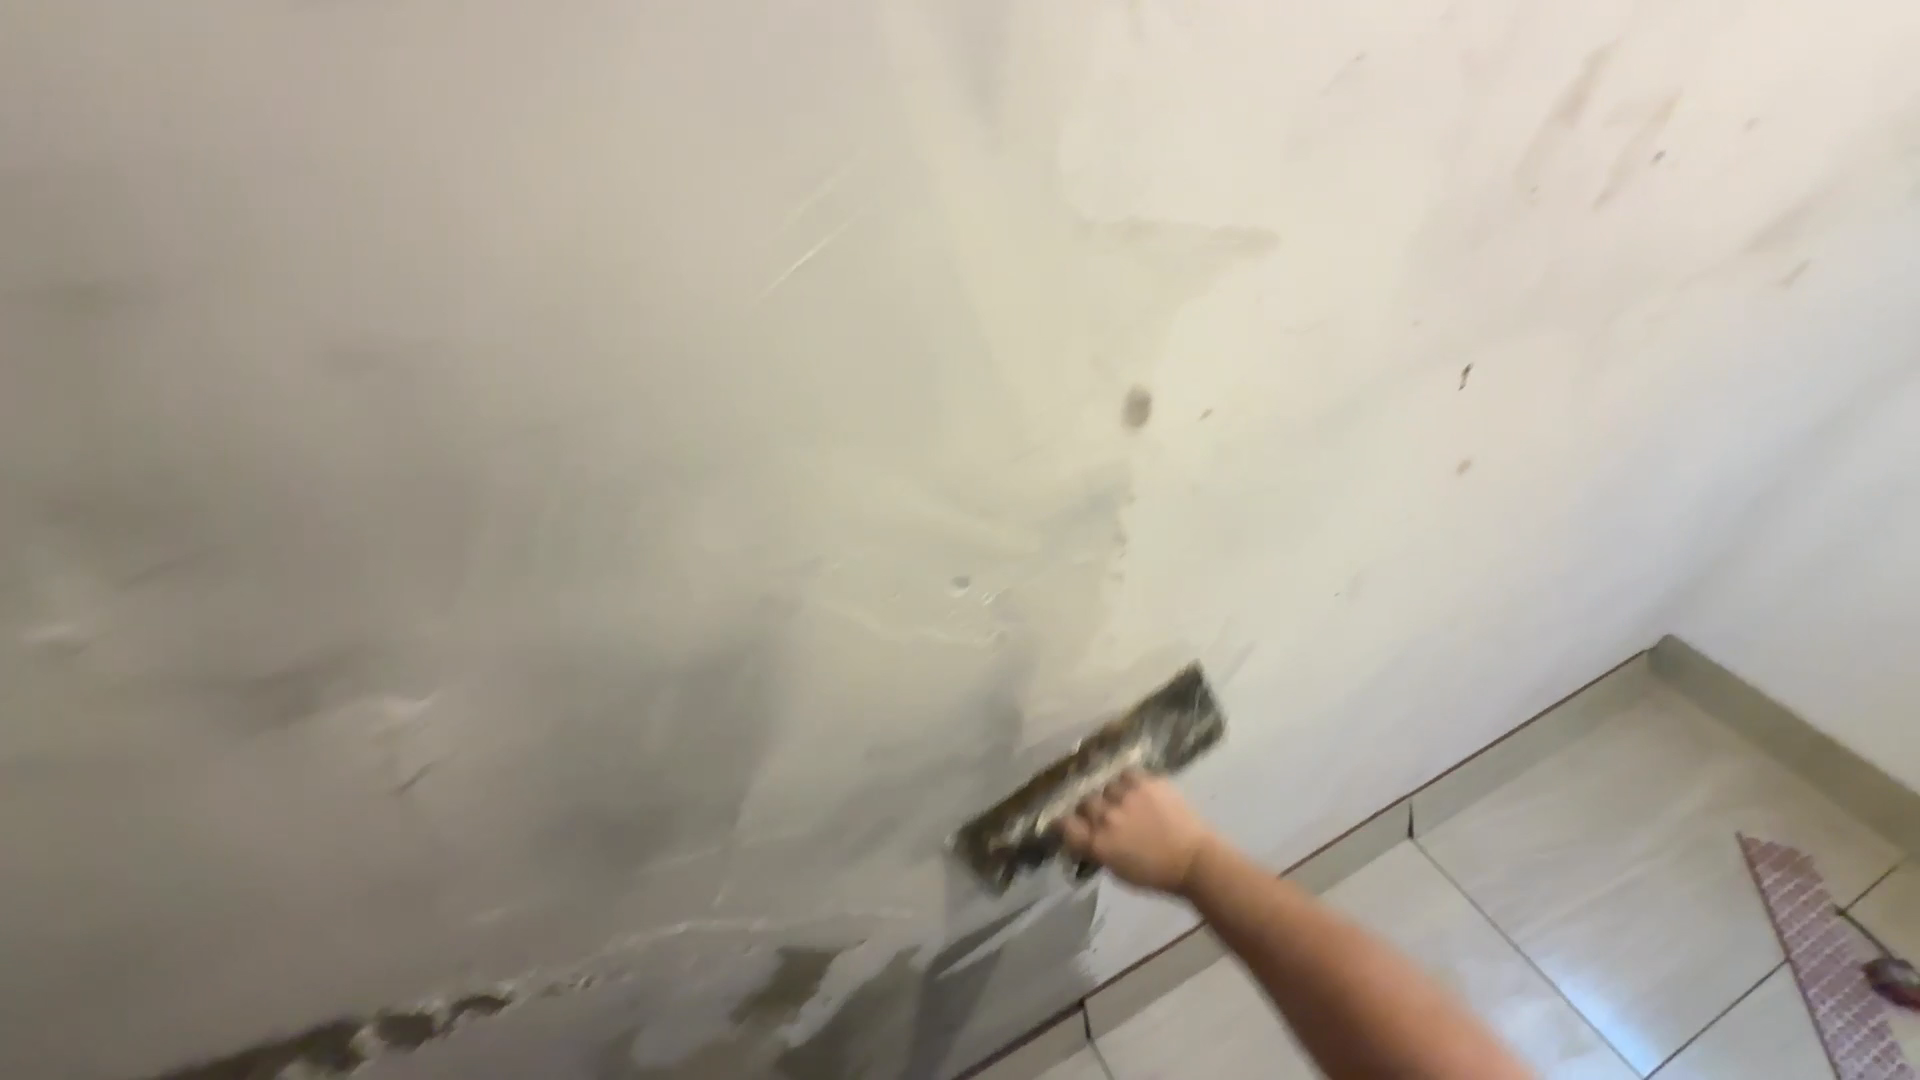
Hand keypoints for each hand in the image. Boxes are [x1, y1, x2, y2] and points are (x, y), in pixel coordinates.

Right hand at [1059, 770, 1216, 895]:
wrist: (1195, 861)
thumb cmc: (1156, 873)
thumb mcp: (1118, 870)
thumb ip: (1097, 849)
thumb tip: (1085, 835)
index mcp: (1098, 843)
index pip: (1065, 824)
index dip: (1065, 822)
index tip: (1071, 823)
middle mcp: (1107, 816)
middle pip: (1085, 802)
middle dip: (1092, 809)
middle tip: (1105, 815)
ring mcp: (1127, 796)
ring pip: (1107, 786)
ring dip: (1112, 795)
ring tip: (1125, 802)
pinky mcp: (1147, 782)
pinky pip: (1127, 775)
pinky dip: (1130, 782)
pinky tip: (1138, 791)